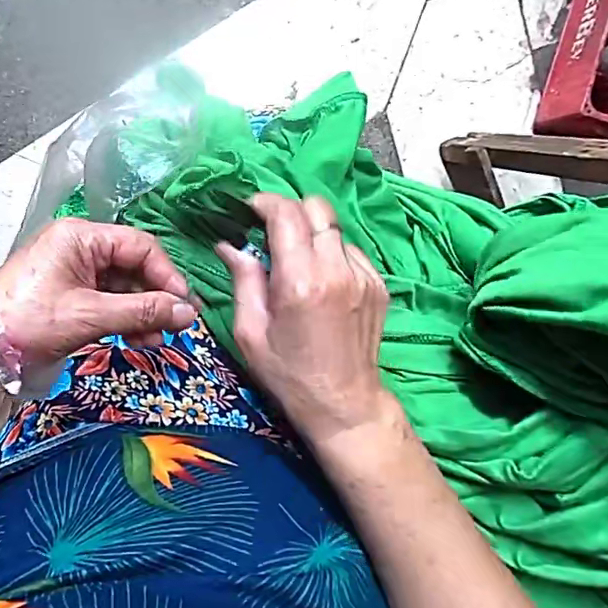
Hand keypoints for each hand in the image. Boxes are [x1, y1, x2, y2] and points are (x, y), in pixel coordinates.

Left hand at [0, 219, 197, 370]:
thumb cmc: (27, 324)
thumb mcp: (90, 316)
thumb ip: (142, 312)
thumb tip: (187, 313)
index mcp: (81, 237)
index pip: (140, 246)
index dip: (167, 275)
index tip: (184, 305)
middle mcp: (79, 246)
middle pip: (133, 266)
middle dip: (155, 298)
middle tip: (176, 325)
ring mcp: (74, 269)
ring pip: (123, 286)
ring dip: (142, 312)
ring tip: (156, 339)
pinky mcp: (70, 291)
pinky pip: (108, 299)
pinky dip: (124, 318)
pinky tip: (138, 338)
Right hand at [215, 193, 399, 444]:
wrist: (344, 404)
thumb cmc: (288, 374)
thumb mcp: (250, 332)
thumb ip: (243, 280)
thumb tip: (229, 245)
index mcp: (300, 282)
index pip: (286, 214)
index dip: (265, 202)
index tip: (250, 209)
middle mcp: (337, 271)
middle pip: (316, 207)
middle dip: (290, 211)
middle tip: (271, 231)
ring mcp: (364, 276)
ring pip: (334, 227)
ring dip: (311, 233)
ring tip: (296, 261)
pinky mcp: (379, 285)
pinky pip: (350, 250)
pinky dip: (331, 253)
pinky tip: (320, 280)